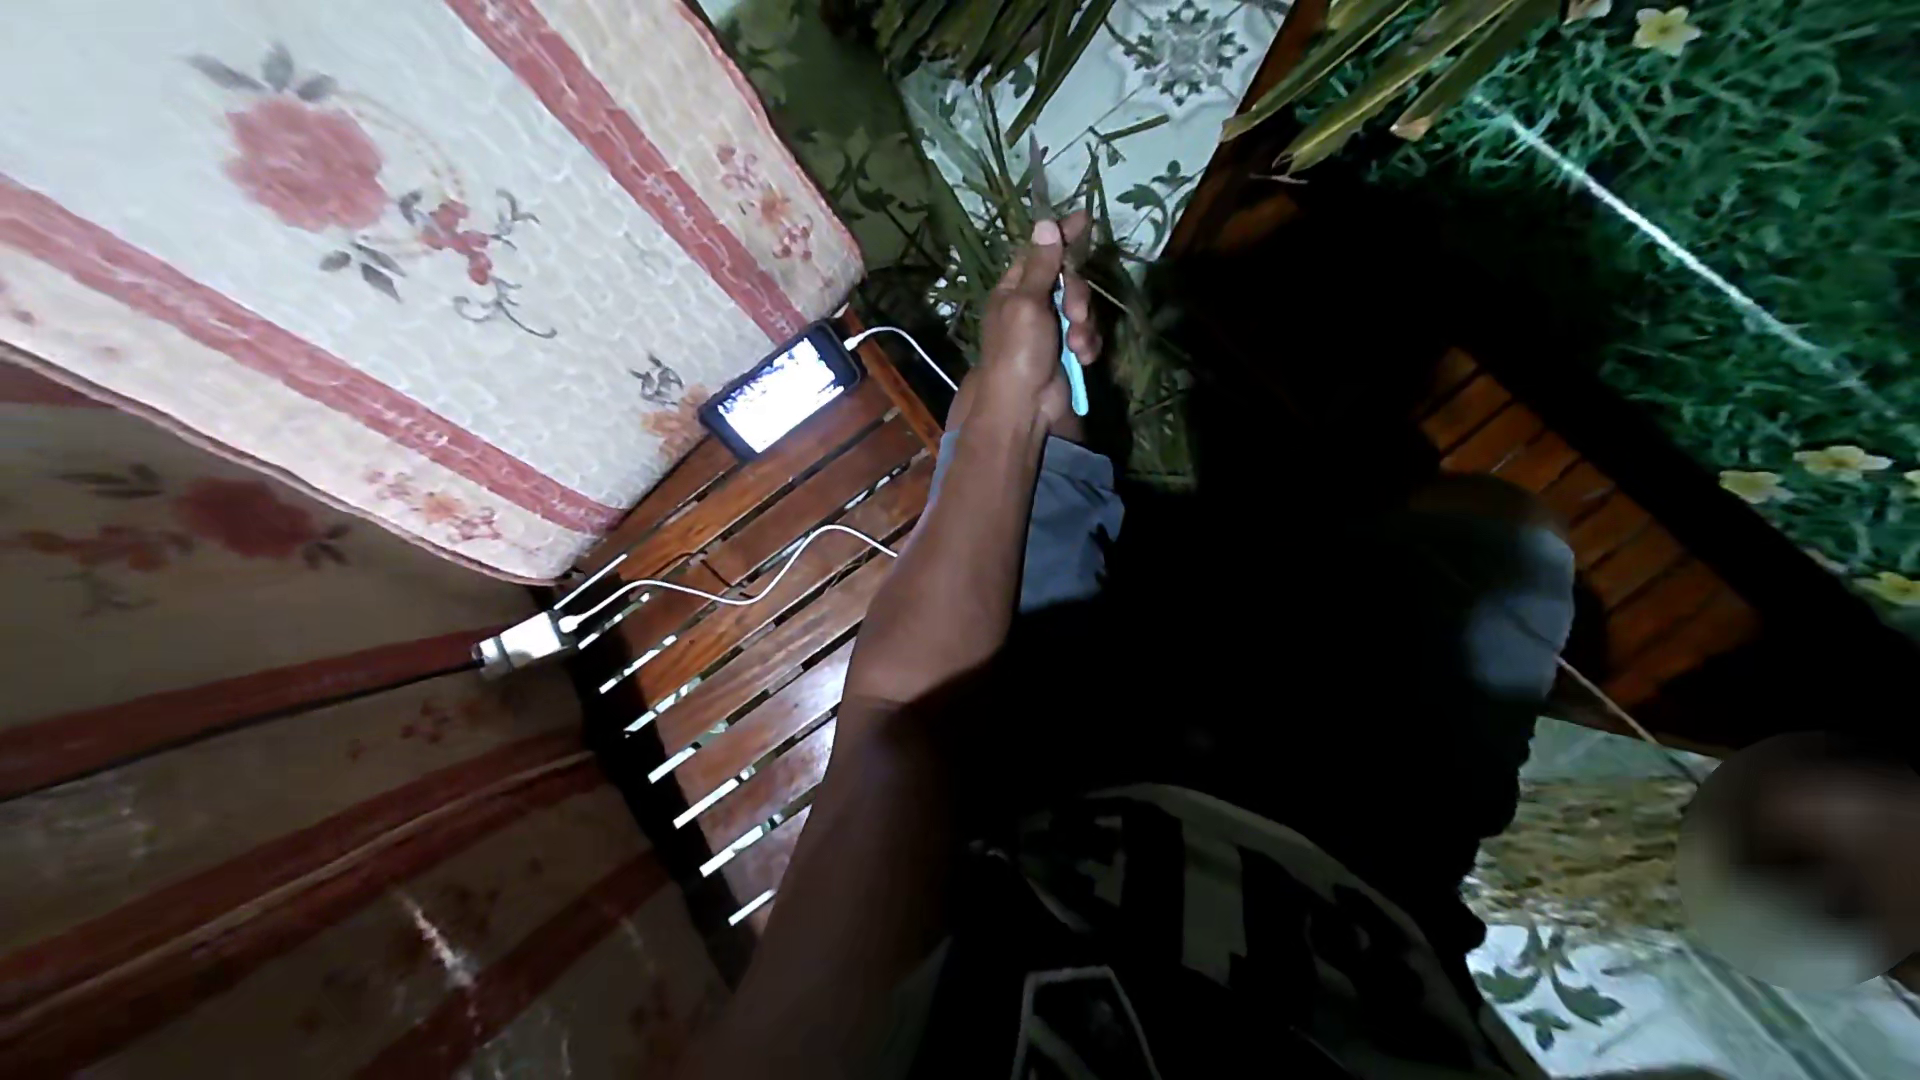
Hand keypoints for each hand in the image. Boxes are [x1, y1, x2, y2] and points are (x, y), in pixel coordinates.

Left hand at [956, 212, 1102, 439]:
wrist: (1025, 406)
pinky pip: (1087, 335)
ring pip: (1081, 309)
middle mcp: (1031, 307)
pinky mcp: (1067, 352)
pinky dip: (1088, 345)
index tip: (1085, 219)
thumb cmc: (1018, 351)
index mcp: (1012, 291)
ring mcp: (1051, 331)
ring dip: (1084, 325)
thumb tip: (1045, 224)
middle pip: (1067, 281)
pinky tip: (1082, 357)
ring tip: (1076, 345)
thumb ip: (1041, 265)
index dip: (1061, 237)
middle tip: (1074, 313)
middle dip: (1076, 295)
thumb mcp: (1026, 302)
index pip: (1039, 253)